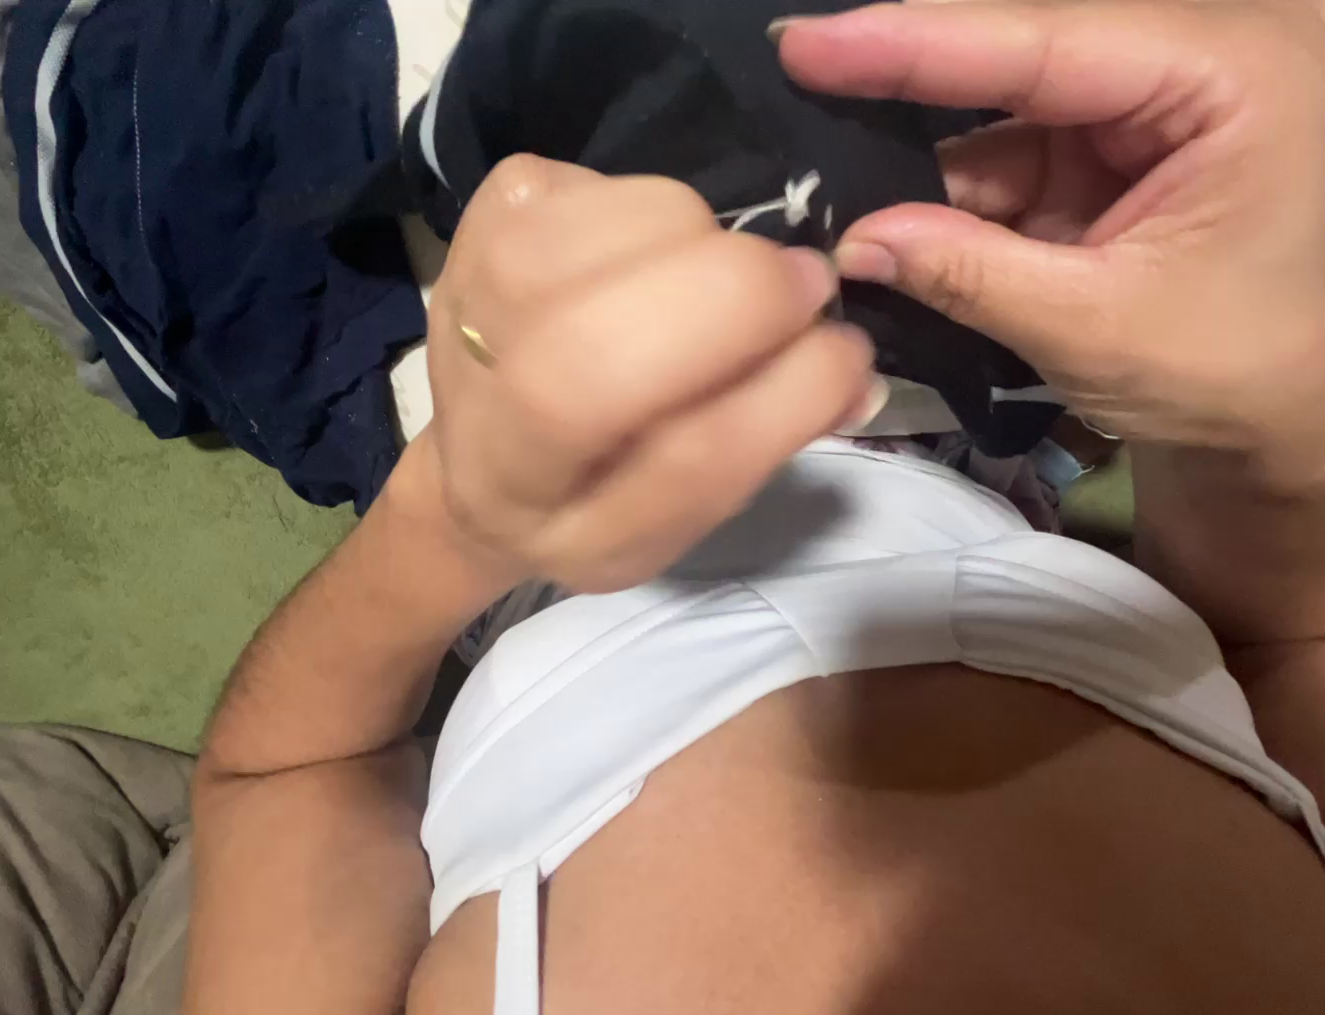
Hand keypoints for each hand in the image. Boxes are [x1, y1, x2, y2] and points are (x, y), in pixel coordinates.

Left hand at [396, 155, 877, 594]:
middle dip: (745, 296)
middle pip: (608, 347)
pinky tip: (639, 259)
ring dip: (703, 243)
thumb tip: (854, 369)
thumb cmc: (589, 503)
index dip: (787, 395)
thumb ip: (755, 452)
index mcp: (554, 521)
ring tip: (699, 286)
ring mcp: (471, 306)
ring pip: (607, 238)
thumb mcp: (669, 523)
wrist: (474, 468)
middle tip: (798, 290)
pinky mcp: (477, 222)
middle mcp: (488, 426)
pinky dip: (652, 209)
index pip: (681, 461)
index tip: (844, 355)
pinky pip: (597, 181)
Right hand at [777, 0, 1324, 467]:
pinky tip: (873, 203)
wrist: (1257, 423)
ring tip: (816, 151)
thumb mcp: (1088, 325)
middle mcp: (1178, 65)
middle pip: (1014, 55)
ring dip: (906, 142)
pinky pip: (987, 167)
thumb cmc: (1217, 371)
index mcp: (1225, 73)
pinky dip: (928, 194)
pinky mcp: (1083, 165)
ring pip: (988, 113)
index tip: (808, 43)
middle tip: (798, 62)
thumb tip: (852, 243)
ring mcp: (1124, 115)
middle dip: (904, 71)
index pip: (1044, 42)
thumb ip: (967, 274)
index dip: (916, 43)